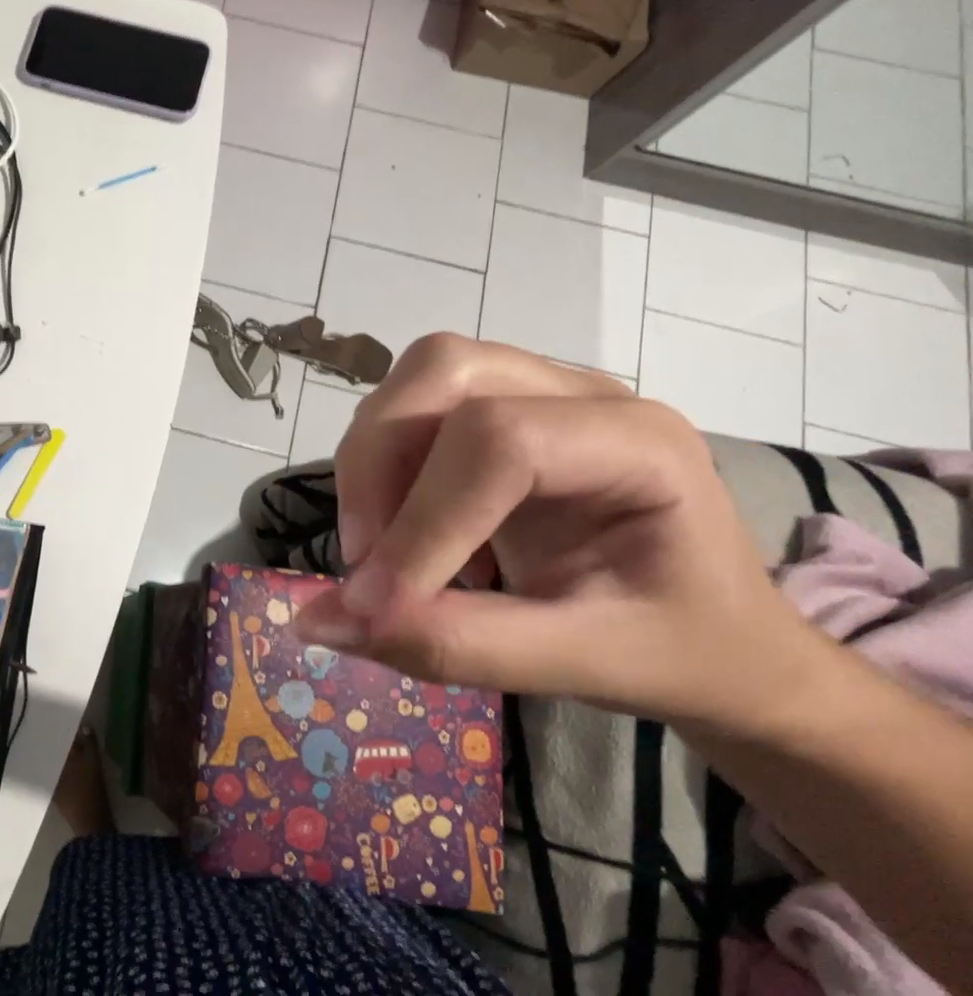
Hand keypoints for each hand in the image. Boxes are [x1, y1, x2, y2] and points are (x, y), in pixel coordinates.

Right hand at [299, 334, 835, 730]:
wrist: (721, 639)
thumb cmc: (676, 651)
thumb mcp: (579, 666)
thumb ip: (451, 644)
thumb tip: (318, 621)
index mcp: (640, 446)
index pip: (499, 441)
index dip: (421, 520)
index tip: (375, 608)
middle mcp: (584, 396)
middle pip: (442, 372)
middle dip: (377, 465)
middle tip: (364, 561)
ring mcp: (538, 396)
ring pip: (414, 382)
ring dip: (371, 465)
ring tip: (380, 553)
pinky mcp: (497, 415)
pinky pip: (409, 413)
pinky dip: (381, 473)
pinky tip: (406, 539)